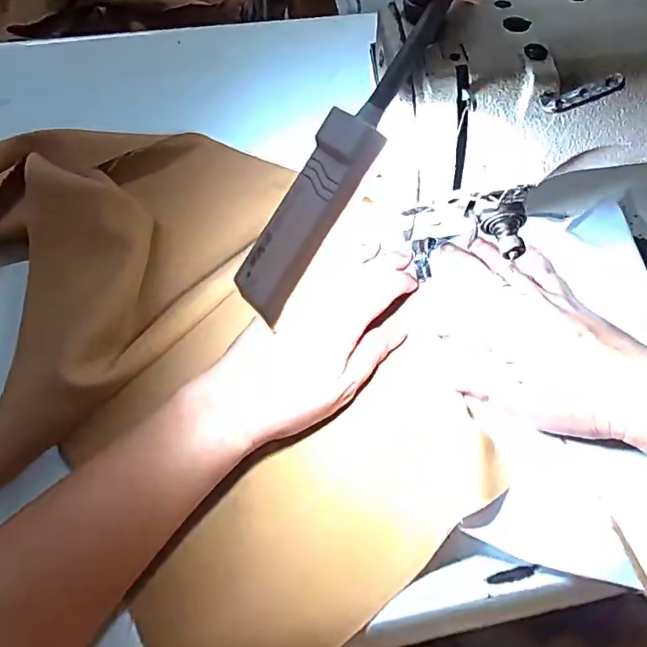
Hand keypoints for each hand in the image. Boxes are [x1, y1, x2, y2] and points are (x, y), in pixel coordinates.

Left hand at [191, 207, 416, 449]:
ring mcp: (302, 294)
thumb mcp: (342, 386)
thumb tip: (397, 330)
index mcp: (344, 320)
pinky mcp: (284, 296)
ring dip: (363, 252)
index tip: (414, 284)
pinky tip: (340, 257)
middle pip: (363, 267)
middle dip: (388, 259)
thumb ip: (373, 352)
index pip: (383, 286)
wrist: (233, 397)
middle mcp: (323, 298)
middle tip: (404, 259)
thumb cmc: (286, 399)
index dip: (403, 281)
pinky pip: (318, 267)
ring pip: (339, 261)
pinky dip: (336, 257)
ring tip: (378, 247)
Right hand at [412, 240, 646, 446]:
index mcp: (507, 328)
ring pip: (507, 260)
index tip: (421, 312)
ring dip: (481, 247)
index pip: (458, 304)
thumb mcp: (523, 403)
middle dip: (450, 259)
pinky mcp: (568, 295)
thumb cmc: (582, 400)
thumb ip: (479, 381)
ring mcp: (547, 294)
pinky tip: (518, 245)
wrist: (636, 388)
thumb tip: (443, 366)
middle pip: (479, 269)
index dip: (434, 305)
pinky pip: (540, 262)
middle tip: (433, 256)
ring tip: (462, 238)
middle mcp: (524, 302)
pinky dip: (524, 249)